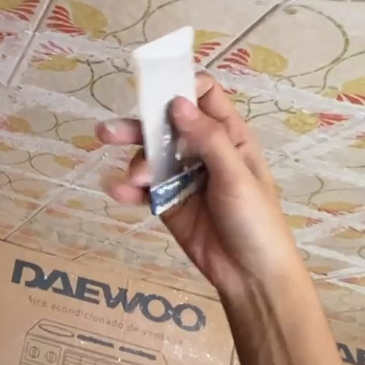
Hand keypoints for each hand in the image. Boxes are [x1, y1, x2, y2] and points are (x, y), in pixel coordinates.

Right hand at [98, 70, 309, 305]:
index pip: (203, 96)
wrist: (250, 276)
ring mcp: (182, 175)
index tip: (155, 92)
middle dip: (136, 126)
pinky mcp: (166, 200)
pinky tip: (118, 192)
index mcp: (228, 136)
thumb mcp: (236, 177)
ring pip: (148, 155)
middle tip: (107, 132)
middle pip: (164, 125)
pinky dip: (127, 188)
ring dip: (134, 163)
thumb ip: (207, 139)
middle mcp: (201, 150)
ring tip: (133, 179)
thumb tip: (177, 103)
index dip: (180, 88)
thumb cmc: (256, 221)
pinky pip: (141, 188)